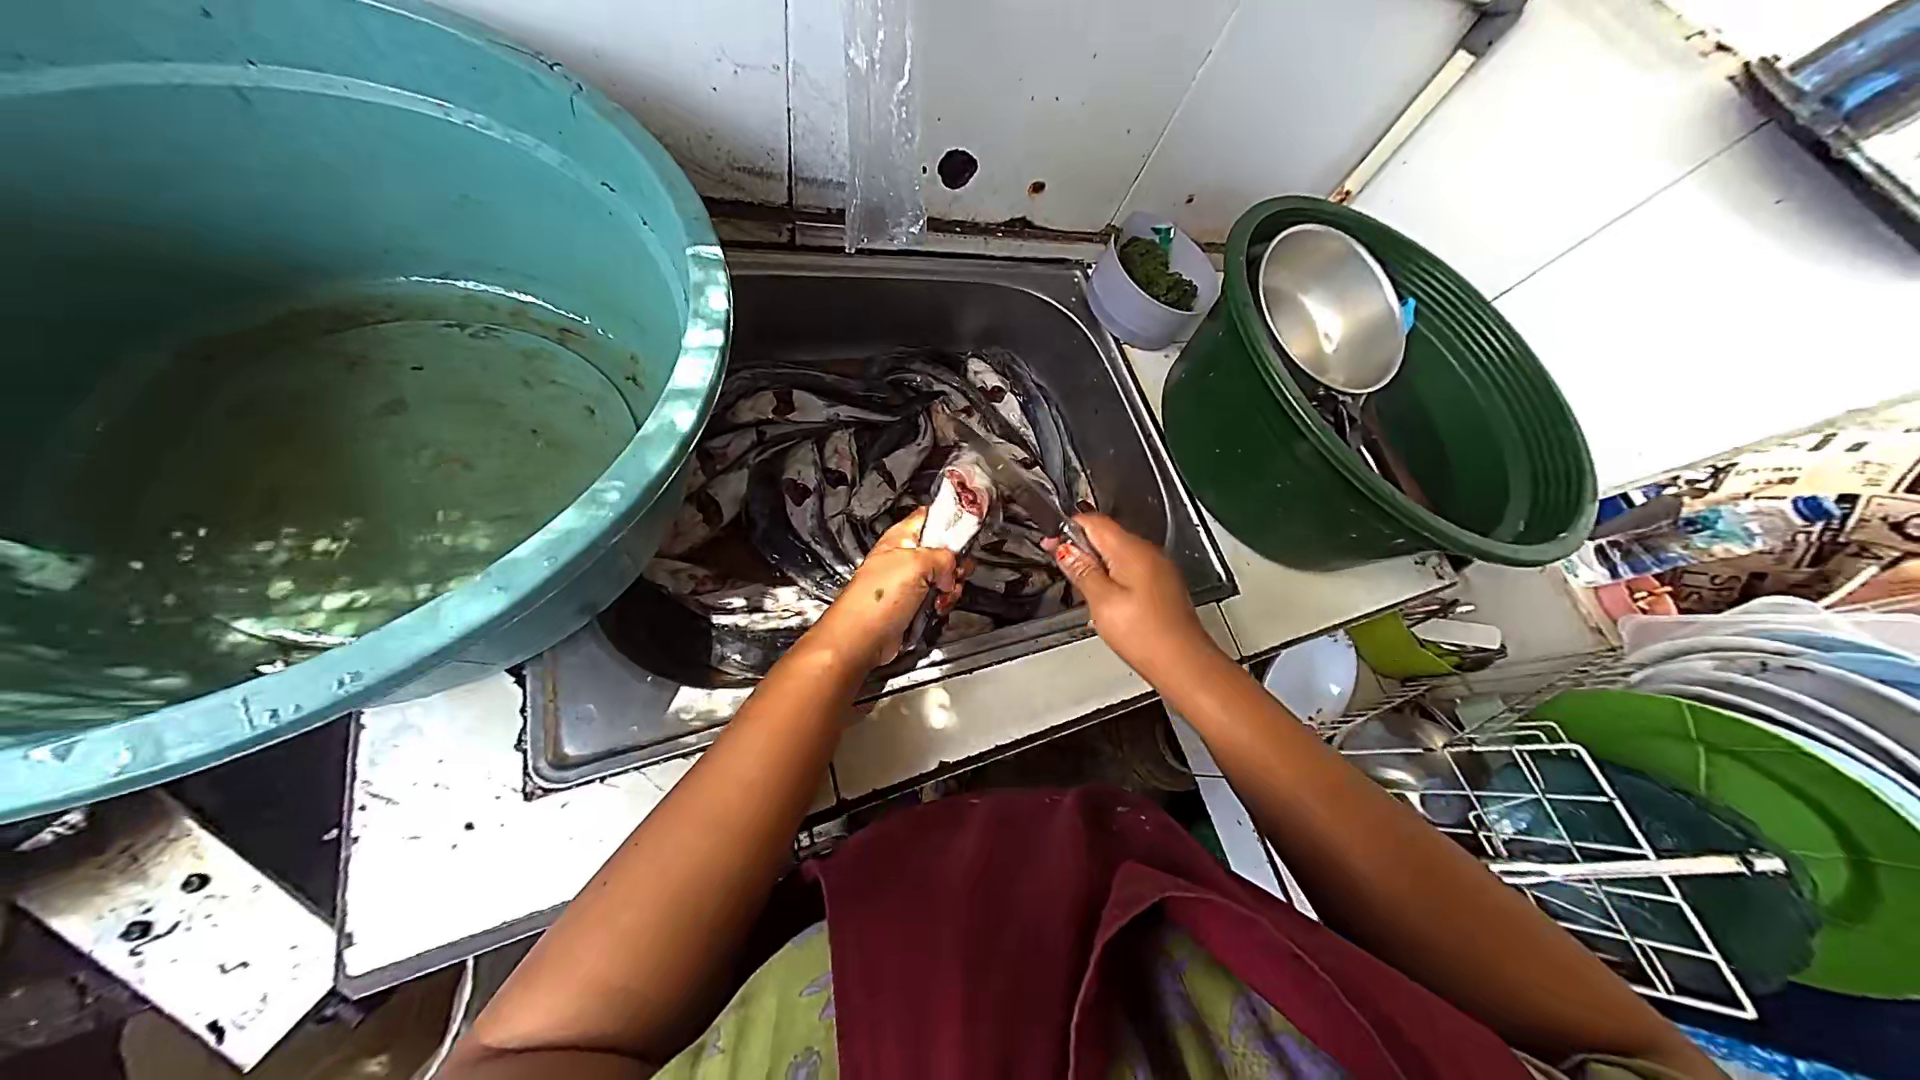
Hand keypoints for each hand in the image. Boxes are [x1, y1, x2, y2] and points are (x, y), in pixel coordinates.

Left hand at [808, 508, 967, 668]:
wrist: (863, 639)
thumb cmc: (875, 599)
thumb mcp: (917, 562)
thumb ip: (943, 556)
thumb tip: (953, 566)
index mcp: (900, 538)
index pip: (929, 517)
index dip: (949, 521)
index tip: (966, 533)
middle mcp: (904, 559)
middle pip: (943, 552)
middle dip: (955, 565)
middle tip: (952, 573)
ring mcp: (908, 583)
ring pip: (944, 579)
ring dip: (950, 590)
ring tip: (940, 596)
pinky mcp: (913, 606)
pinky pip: (938, 600)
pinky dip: (942, 606)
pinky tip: (935, 610)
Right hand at [1049, 513, 1221, 679]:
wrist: (1184, 664)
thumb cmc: (1148, 636)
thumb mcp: (1102, 602)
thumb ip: (1082, 571)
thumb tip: (1065, 550)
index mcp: (1133, 551)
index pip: (1094, 521)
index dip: (1068, 529)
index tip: (1051, 544)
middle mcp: (1149, 553)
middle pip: (1106, 535)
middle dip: (1081, 548)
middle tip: (1064, 570)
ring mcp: (1159, 569)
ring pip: (1118, 554)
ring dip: (1097, 566)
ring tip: (1085, 591)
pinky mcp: (1162, 585)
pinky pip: (1131, 570)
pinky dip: (1114, 579)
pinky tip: (1108, 601)